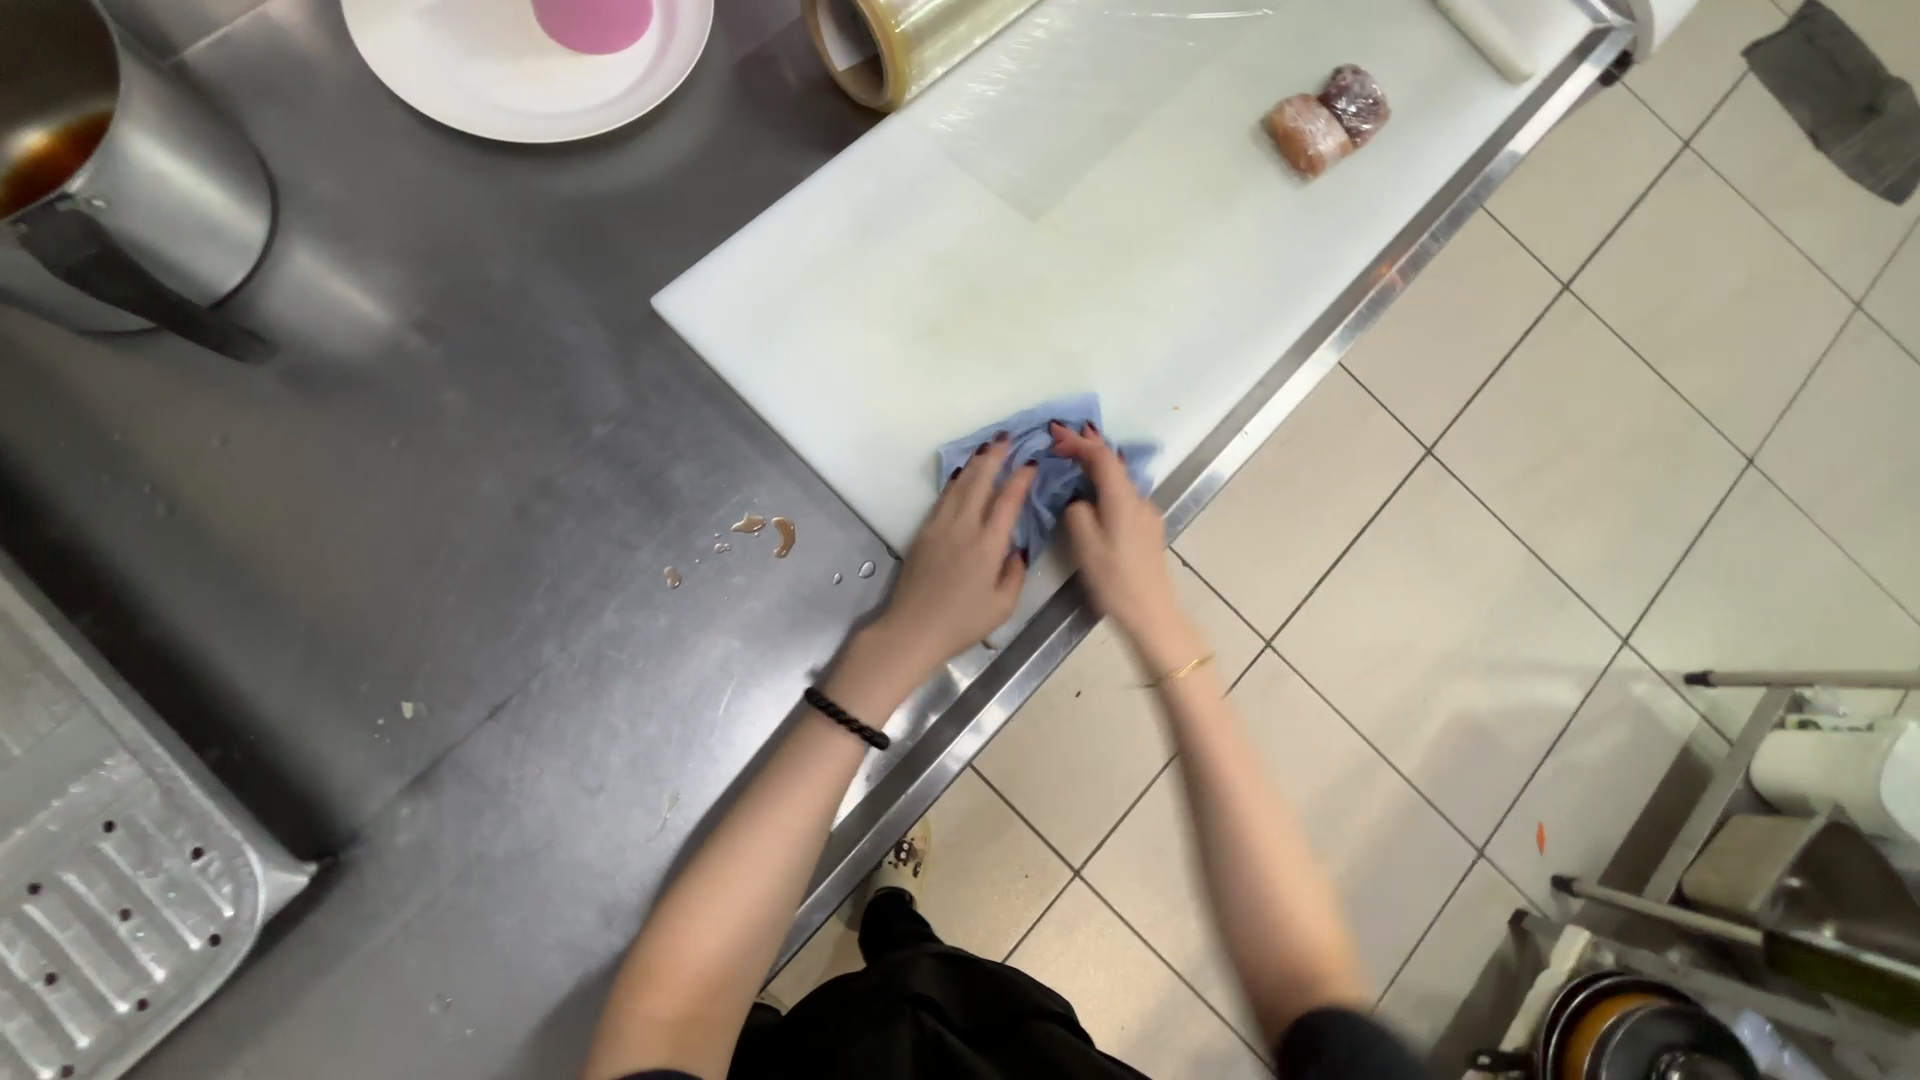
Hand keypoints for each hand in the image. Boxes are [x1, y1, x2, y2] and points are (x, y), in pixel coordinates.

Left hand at [871, 436, 1035, 675]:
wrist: (913, 629)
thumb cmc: (962, 623)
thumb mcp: (1002, 606)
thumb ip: (1014, 574)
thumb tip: (1017, 550)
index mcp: (988, 545)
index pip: (1008, 501)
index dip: (1021, 479)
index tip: (1031, 463)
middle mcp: (964, 527)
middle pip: (981, 482)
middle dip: (995, 457)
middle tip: (1006, 438)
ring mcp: (940, 527)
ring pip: (960, 486)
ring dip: (975, 464)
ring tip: (987, 448)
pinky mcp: (923, 533)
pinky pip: (943, 499)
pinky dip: (955, 483)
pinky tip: (961, 475)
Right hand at [1052, 423, 1190, 660]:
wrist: (1151, 612)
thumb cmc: (1115, 580)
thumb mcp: (1085, 546)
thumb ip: (1077, 513)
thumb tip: (1078, 501)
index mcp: (1122, 499)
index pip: (1102, 457)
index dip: (1078, 442)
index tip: (1053, 435)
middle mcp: (1139, 500)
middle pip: (1113, 464)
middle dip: (1087, 448)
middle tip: (1060, 438)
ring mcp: (1146, 514)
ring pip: (1118, 480)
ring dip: (1095, 467)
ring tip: (1072, 460)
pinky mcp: (1147, 529)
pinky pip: (1122, 497)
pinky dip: (1104, 486)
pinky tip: (1091, 494)